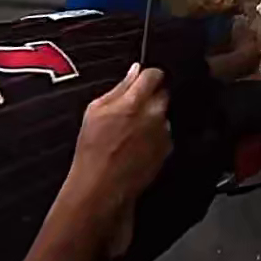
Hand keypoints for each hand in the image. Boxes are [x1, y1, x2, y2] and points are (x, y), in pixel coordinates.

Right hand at [54, 63, 171, 255]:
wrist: (101, 189)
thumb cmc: (92, 150)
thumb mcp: (94, 112)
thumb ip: (119, 87)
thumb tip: (135, 70)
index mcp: (135, 101)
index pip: (155, 74)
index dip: (148, 75)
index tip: (143, 80)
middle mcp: (155, 114)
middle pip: (163, 92)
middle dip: (152, 95)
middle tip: (135, 107)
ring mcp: (164, 132)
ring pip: (164, 113)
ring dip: (154, 116)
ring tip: (134, 131)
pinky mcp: (168, 148)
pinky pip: (165, 132)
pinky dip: (156, 134)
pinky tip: (139, 145)